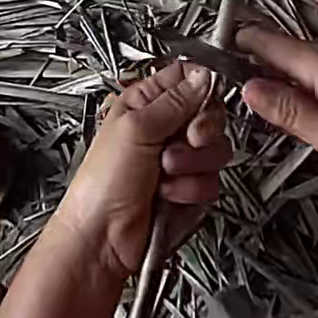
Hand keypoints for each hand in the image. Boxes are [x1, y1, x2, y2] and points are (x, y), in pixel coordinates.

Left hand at [54, 60, 230, 275]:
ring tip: (164, 173)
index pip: (188, 77)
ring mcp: (180, 158)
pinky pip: (212, 181)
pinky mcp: (190, 188)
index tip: (203, 102)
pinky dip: (191, 190)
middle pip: (210, 113)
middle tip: (186, 140)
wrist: (103, 241)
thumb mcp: (137, 128)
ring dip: (191, 165)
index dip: (203, 87)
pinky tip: (168, 195)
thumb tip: (204, 76)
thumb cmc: (103, 183)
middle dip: (200, 131)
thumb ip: (175, 101)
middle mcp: (165, 126)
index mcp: (147, 101)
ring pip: (215, 149)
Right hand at [237, 25, 317, 196]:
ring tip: (252, 110)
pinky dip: (282, 89)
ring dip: (263, 81)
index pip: (262, 40)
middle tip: (228, 99)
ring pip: (281, 63)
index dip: (232, 49)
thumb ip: (287, 110)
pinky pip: (297, 74)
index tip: (209, 65)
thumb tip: (249, 88)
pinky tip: (282, 114)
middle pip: (268, 49)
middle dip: (244, 69)